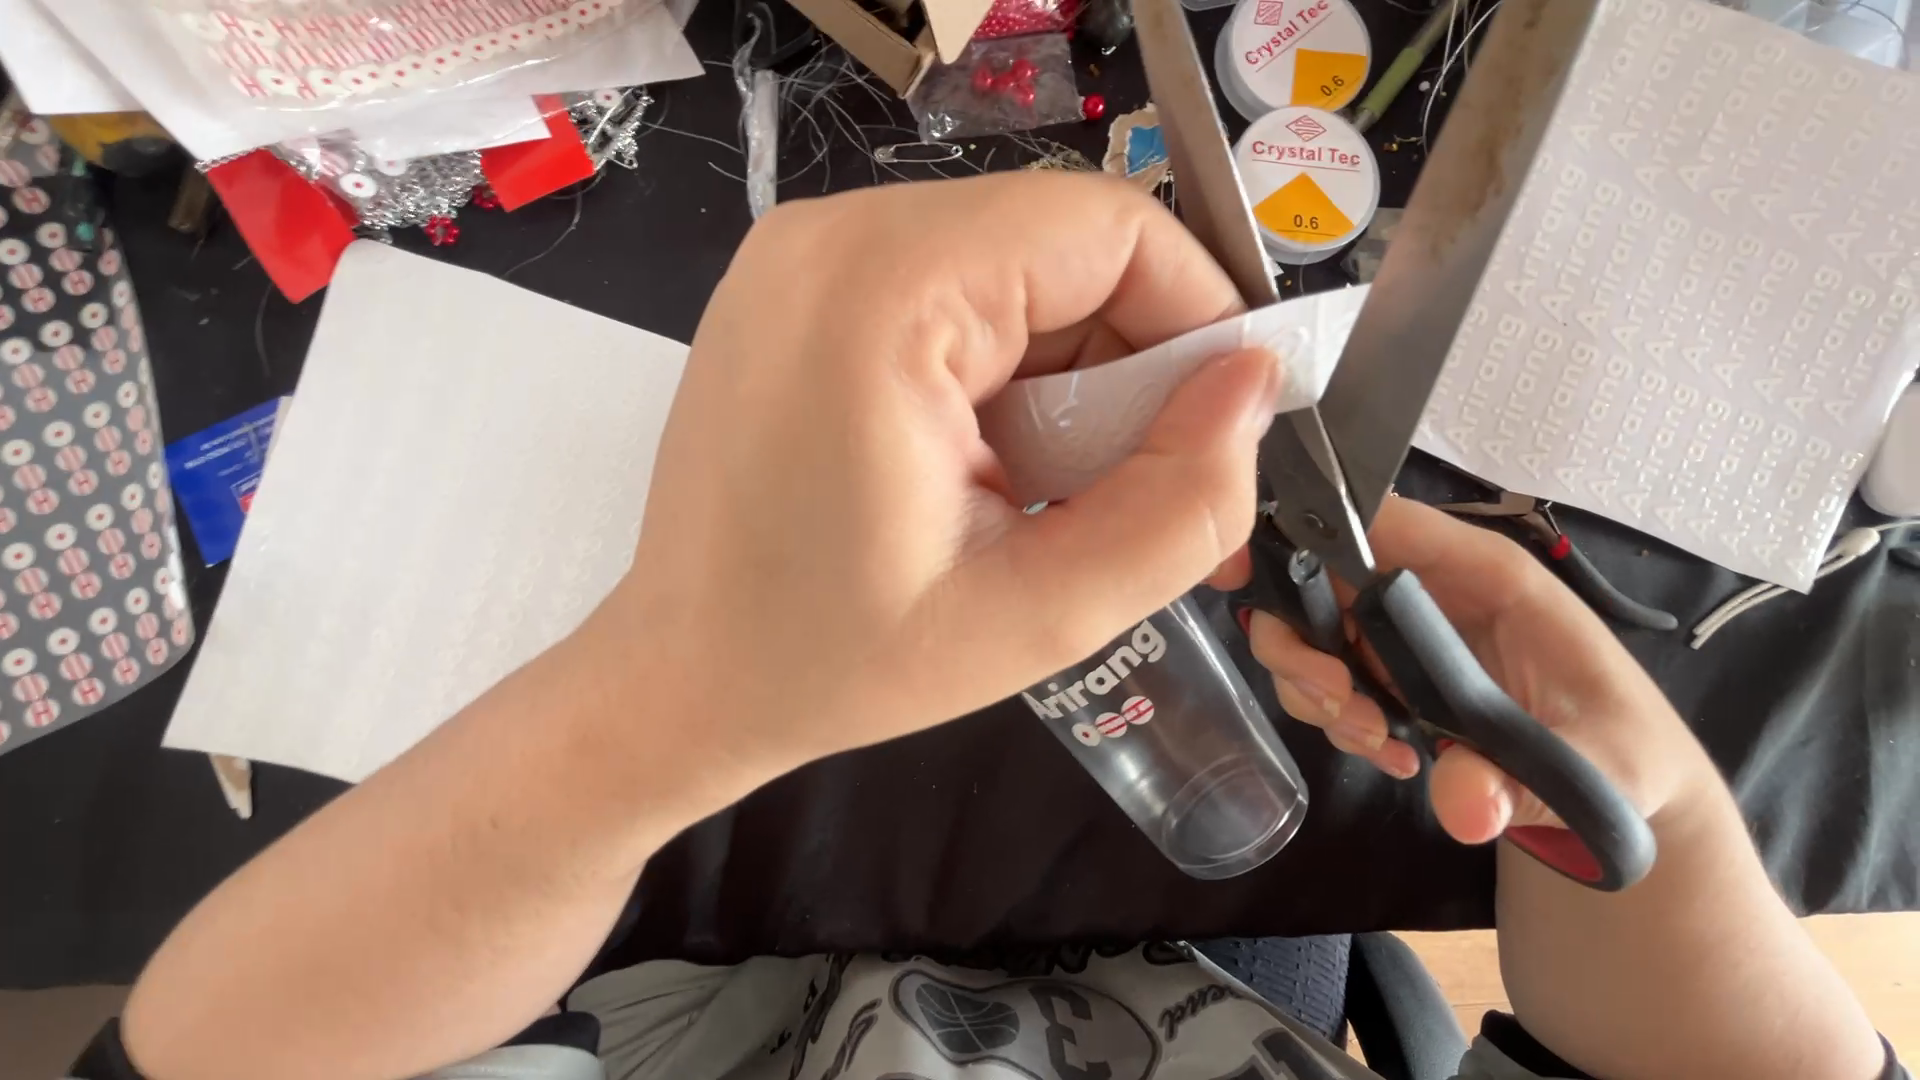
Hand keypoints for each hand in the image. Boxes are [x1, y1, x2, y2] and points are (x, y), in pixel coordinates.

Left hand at [596, 172, 1281, 779]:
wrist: (683, 675)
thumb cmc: (835, 664)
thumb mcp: (1034, 618)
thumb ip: (1176, 510)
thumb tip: (1251, 390)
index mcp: (883, 293)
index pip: (1110, 229)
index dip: (1195, 319)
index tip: (1215, 427)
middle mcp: (833, 237)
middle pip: (1061, 248)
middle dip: (1126, 365)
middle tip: (1126, 489)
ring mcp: (805, 256)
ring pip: (1015, 273)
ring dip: (1065, 378)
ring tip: (1043, 492)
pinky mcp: (800, 291)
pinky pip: (955, 293)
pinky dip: (1004, 372)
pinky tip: (985, 464)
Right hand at [1245, 497, 1718, 845]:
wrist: (1613, 786)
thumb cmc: (1623, 751)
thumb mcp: (1603, 771)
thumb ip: (1529, 783)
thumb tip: (1461, 806)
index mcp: (1480, 572)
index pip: (1381, 520)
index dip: (1315, 534)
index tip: (1278, 592)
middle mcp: (1422, 588)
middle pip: (1312, 577)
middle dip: (1299, 643)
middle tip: (1336, 701)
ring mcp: (1392, 629)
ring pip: (1302, 631)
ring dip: (1312, 691)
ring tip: (1378, 743)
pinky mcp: (1379, 669)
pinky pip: (1318, 679)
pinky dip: (1332, 720)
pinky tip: (1392, 757)